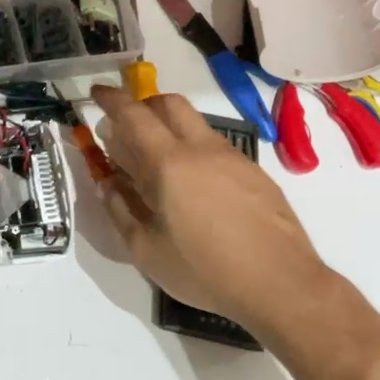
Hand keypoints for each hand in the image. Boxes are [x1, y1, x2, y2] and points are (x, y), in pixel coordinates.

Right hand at [90, 85, 331, 332]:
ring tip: (160, 166)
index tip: (96, 93)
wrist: (283, 286)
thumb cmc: (205, 270)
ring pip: (195, 124)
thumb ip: (119, 209)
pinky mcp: (256, 175)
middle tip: (127, 127)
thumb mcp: (145, 249)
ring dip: (170, 129)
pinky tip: (195, 189)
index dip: (111, 99)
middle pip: (169, 103)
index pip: (133, 114)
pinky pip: (216, 148)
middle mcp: (202, 150)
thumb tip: (106, 182)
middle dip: (143, 104)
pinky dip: (194, 151)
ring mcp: (234, 159)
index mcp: (169, 163)